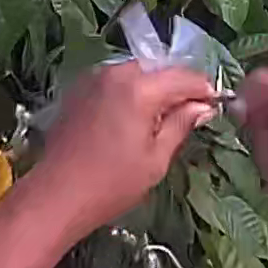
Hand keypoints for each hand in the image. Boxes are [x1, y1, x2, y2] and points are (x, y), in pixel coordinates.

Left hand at [31, 61, 217, 237]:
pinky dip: (129, 91)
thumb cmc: (110, 183)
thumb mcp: (155, 160)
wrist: (54, 196)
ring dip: (152, 89)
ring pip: (138, 74)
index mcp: (141, 87)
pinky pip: (117, 81)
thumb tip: (203, 106)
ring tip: (156, 118)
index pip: (183, 76)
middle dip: (176, 88)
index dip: (202, 88)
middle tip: (187, 113)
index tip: (214, 102)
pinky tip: (128, 118)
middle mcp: (119, 71)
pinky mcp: (82, 86)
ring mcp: (97, 76)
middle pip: (160, 71)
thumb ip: (181, 125)